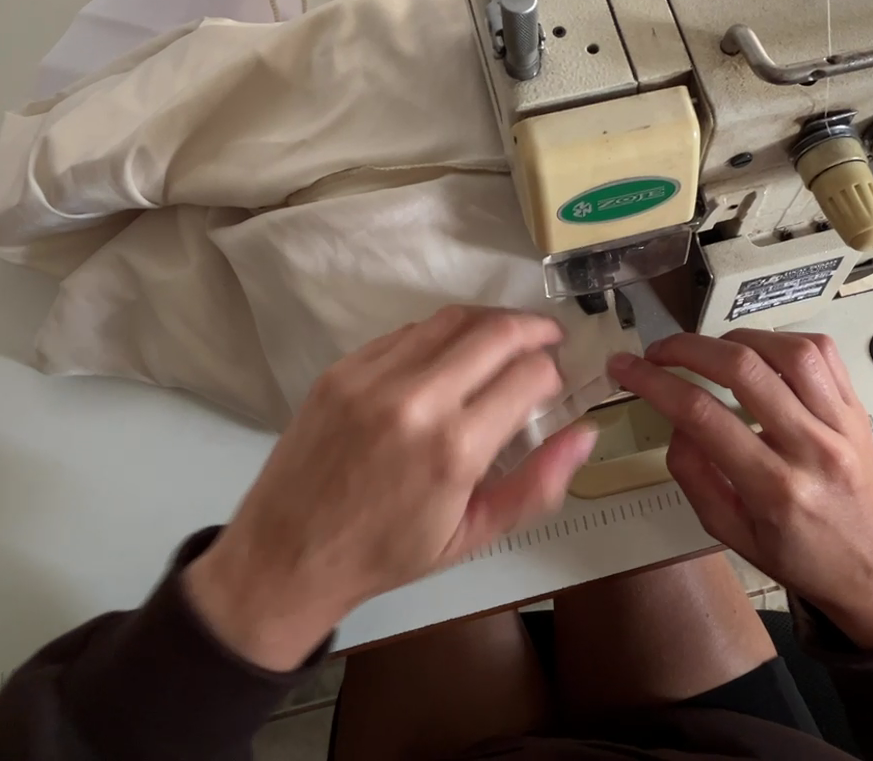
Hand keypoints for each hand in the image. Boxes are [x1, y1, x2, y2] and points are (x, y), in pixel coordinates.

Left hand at [184, 306, 598, 669]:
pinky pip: (410, 331)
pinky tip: (452, 352)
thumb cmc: (388, 552)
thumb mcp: (474, 535)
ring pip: (453, 318)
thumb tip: (586, 431)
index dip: (553, 372)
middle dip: (535, 328)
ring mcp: (374, 377)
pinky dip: (443, 333)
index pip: (529, 375)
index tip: (554, 384)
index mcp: (455, 449)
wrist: (286, 554)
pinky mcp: (344, 367)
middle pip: (497, 331)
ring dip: (492, 321)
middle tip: (549, 338)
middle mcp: (417, 399)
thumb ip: (538, 484)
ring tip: (508, 336)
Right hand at [608, 330, 872, 648]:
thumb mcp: (731, 534)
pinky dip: (781, 339)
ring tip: (708, 351)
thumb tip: (675, 418)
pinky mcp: (858, 408)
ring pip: (787, 350)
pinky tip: (758, 351)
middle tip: (658, 351)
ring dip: (735, 338)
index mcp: (775, 489)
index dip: (654, 382)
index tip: (625, 368)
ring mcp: (842, 423)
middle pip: (744, 369)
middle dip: (687, 348)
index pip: (703, 415)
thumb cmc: (800, 559)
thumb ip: (695, 475)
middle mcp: (812, 448)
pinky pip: (823, 352)